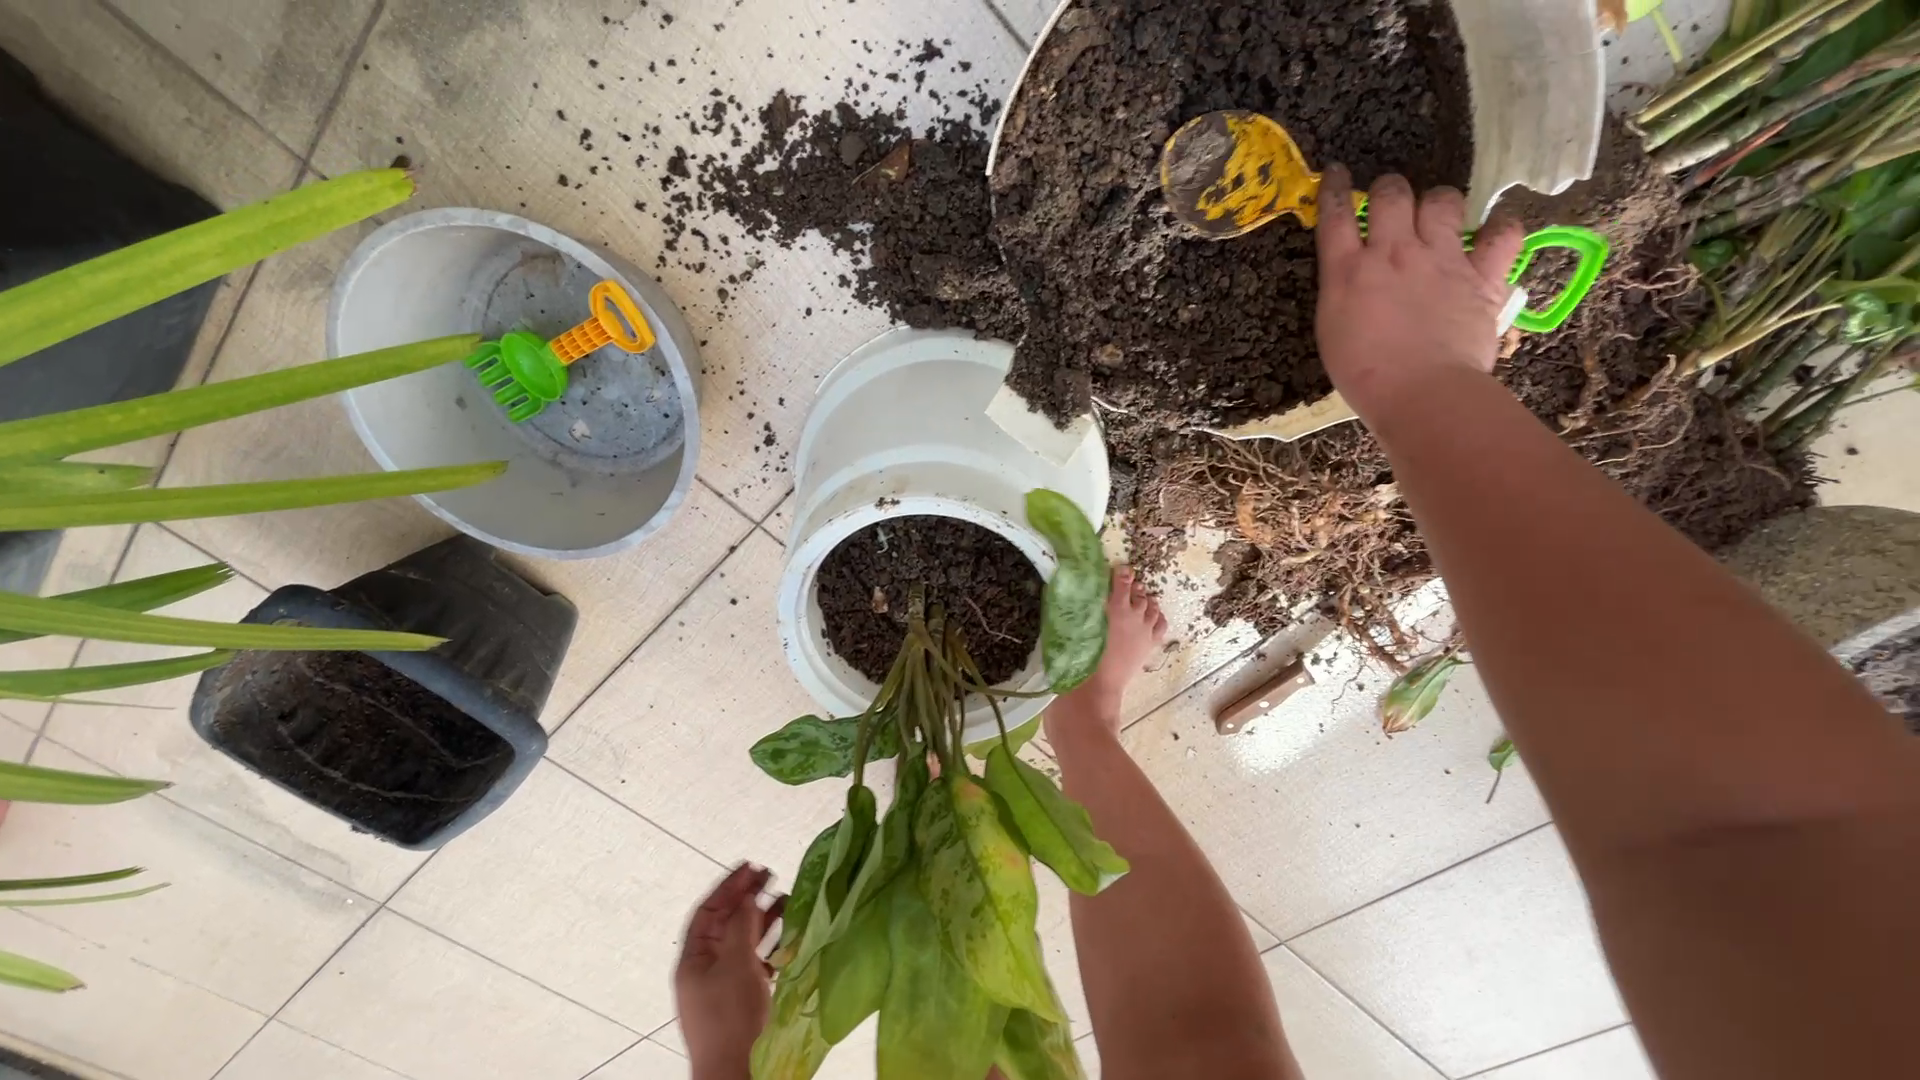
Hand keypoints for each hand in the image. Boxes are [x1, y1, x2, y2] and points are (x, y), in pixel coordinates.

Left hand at [675, 864, 782, 1079]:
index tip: (751, 867)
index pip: (708, 911)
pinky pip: (756, 961)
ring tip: (788, 900)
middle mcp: (705, 969)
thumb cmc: (730, 1017)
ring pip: (744, 941)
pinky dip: (771, 945)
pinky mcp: (743, 1000)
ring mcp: (724, 985)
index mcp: (693, 959)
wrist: (736, 1075)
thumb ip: (740, 925)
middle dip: (748, 898)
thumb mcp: (735, 963)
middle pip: (726, 923)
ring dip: (763, 919)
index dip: (729, 886)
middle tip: (772, 876)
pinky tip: (789, 936)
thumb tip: (747, 897)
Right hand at [1314, 167, 1524, 421]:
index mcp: (1348, 271)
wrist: (1421, 392)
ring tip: (1436, 216)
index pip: (1334, 214)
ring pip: (1442, 200)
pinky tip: (1493, 233)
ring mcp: (1440, 260)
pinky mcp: (1481, 276)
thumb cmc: (1364, 375)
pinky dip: (1499, 228)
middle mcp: (1393, 253)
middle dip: (1387, 189)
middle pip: (1390, 194)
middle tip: (1388, 202)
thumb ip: (1341, 292)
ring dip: (1437, 202)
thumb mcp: (1332, 330)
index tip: (1336, 174)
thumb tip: (1353, 274)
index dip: (1333, 188)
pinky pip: (1502, 233)